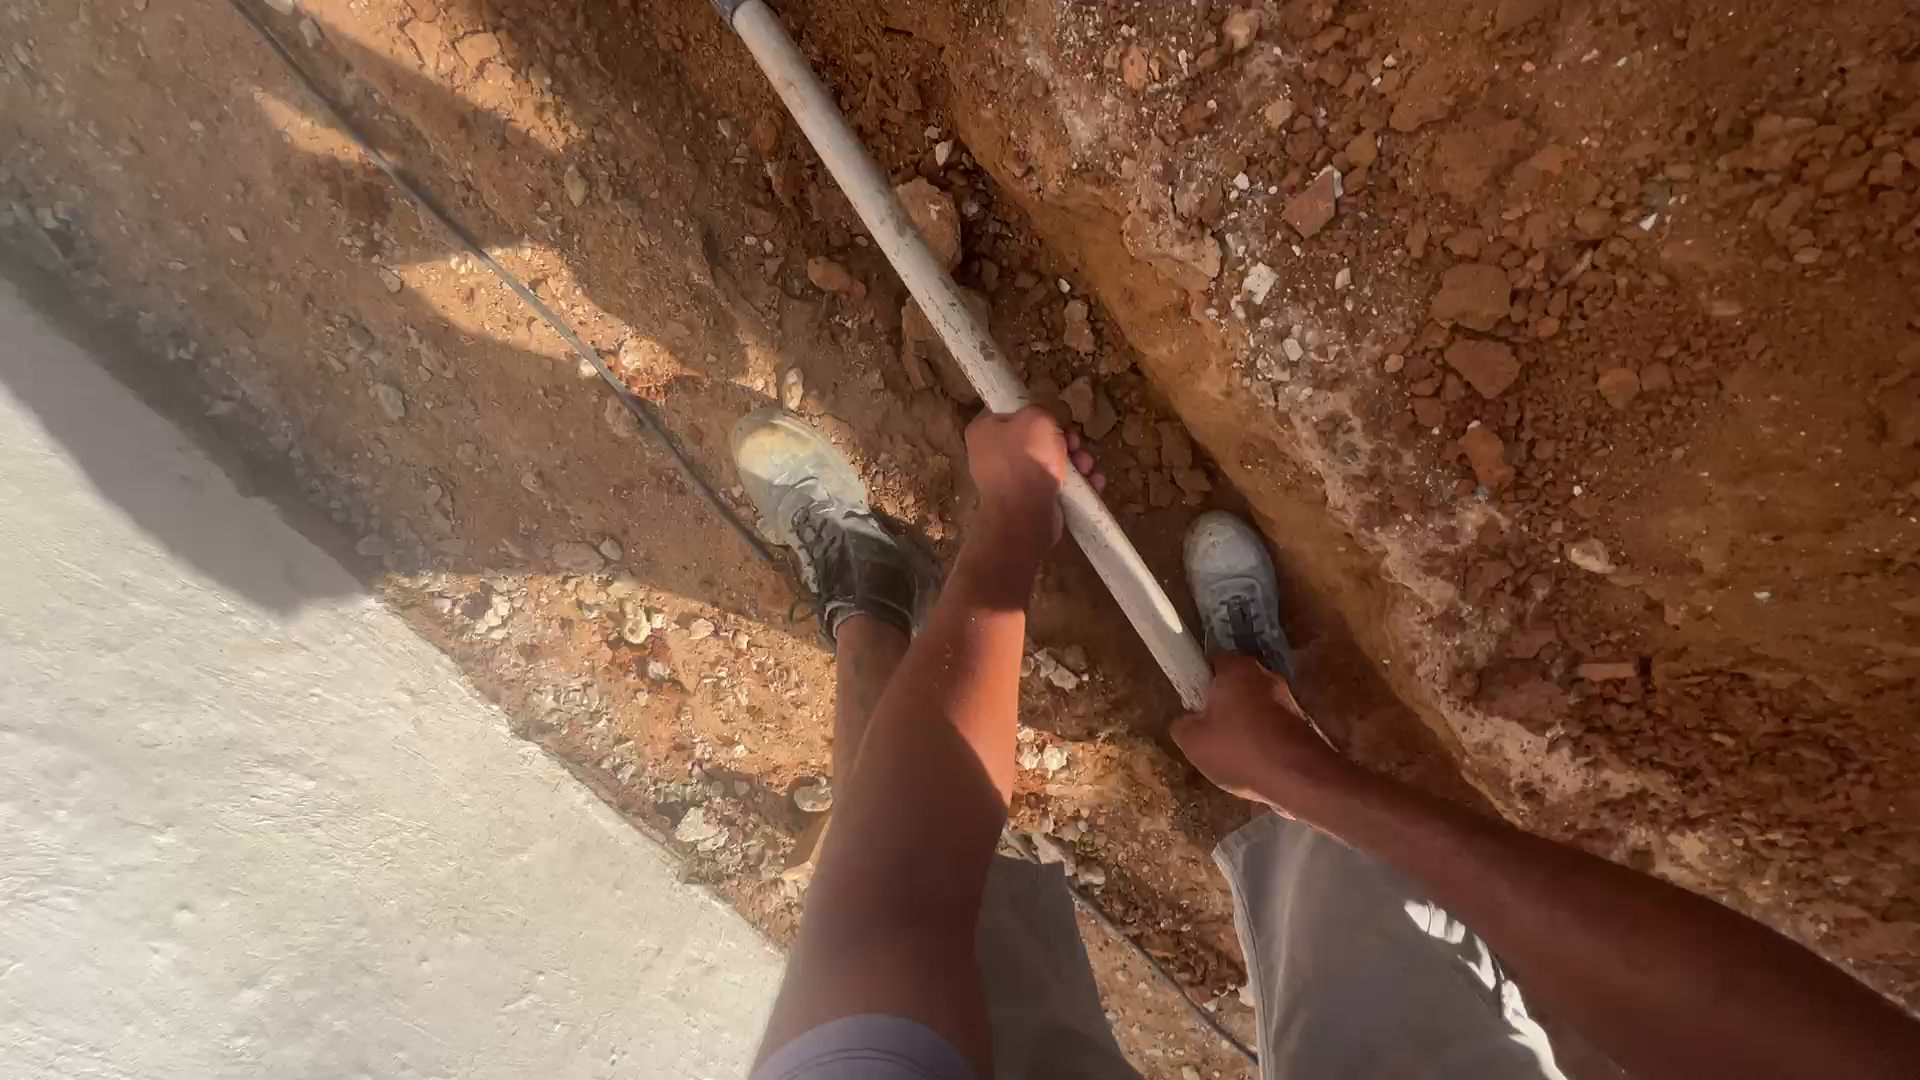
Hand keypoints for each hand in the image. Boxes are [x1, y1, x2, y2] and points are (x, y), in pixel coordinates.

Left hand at [964, 407, 1102, 545]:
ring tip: (1086, 465)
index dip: (1035, 409)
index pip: (1008, 410)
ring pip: (1051, 462)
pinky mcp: (1031, 501)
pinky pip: (1058, 485)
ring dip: (1076, 461)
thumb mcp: (1036, 417)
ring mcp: (1013, 481)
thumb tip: (1050, 420)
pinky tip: (1093, 481)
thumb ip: (1043, 410)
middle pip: (1036, 438)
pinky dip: (1077, 483)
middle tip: (1075, 442)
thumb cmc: (1025, 458)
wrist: (1024, 513)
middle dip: (1064, 439)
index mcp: (984, 431)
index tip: (1054, 412)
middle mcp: (994, 455)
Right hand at [1170, 655, 1352, 807]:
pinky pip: (1271, 730)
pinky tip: (1256, 768)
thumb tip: (1187, 722)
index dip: (1197, 684)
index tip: (1192, 708)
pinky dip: (1262, 745)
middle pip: (1233, 688)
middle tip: (1208, 735)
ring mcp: (1289, 700)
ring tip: (1233, 759)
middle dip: (1220, 709)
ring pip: (1253, 711)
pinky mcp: (1304, 725)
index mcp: (1237, 669)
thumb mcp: (1192, 741)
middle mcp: (1266, 676)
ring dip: (1242, 730)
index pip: (1210, 663)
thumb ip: (1181, 725)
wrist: (1304, 781)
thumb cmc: (1241, 751)